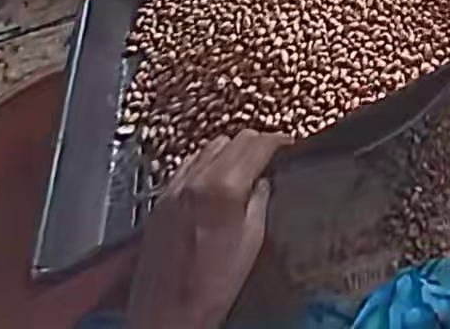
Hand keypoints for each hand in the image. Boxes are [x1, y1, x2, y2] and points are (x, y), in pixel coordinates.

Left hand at [128, 131, 288, 328]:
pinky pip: (190, 163)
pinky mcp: (162, 200)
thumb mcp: (251, 241)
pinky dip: (207, 160)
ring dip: (232, 148)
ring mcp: (177, 188)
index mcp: (225, 187)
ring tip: (244, 164)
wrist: (164, 320)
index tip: (288, 143)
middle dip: (257, 142)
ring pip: (212, 145)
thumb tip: (263, 181)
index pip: (257, 144)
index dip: (278, 140)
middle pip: (236, 138)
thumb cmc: (211, 289)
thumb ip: (260, 200)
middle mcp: (198, 179)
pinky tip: (214, 176)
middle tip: (271, 153)